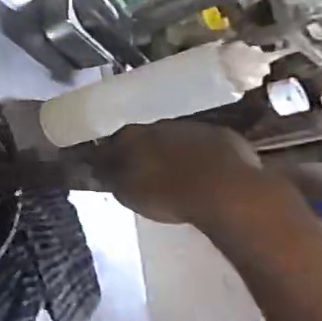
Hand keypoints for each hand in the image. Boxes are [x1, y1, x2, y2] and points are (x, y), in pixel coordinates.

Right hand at [71, 121, 289, 226]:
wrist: (226, 192)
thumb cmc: (167, 195)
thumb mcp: (127, 193)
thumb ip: (110, 177)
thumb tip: (95, 167)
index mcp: (130, 137)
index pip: (112, 143)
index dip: (112, 157)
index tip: (113, 170)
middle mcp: (159, 125)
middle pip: (146, 138)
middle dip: (145, 152)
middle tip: (147, 173)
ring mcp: (194, 128)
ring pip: (177, 139)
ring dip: (175, 153)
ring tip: (179, 176)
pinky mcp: (225, 137)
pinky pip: (208, 145)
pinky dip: (204, 156)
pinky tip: (209, 175)